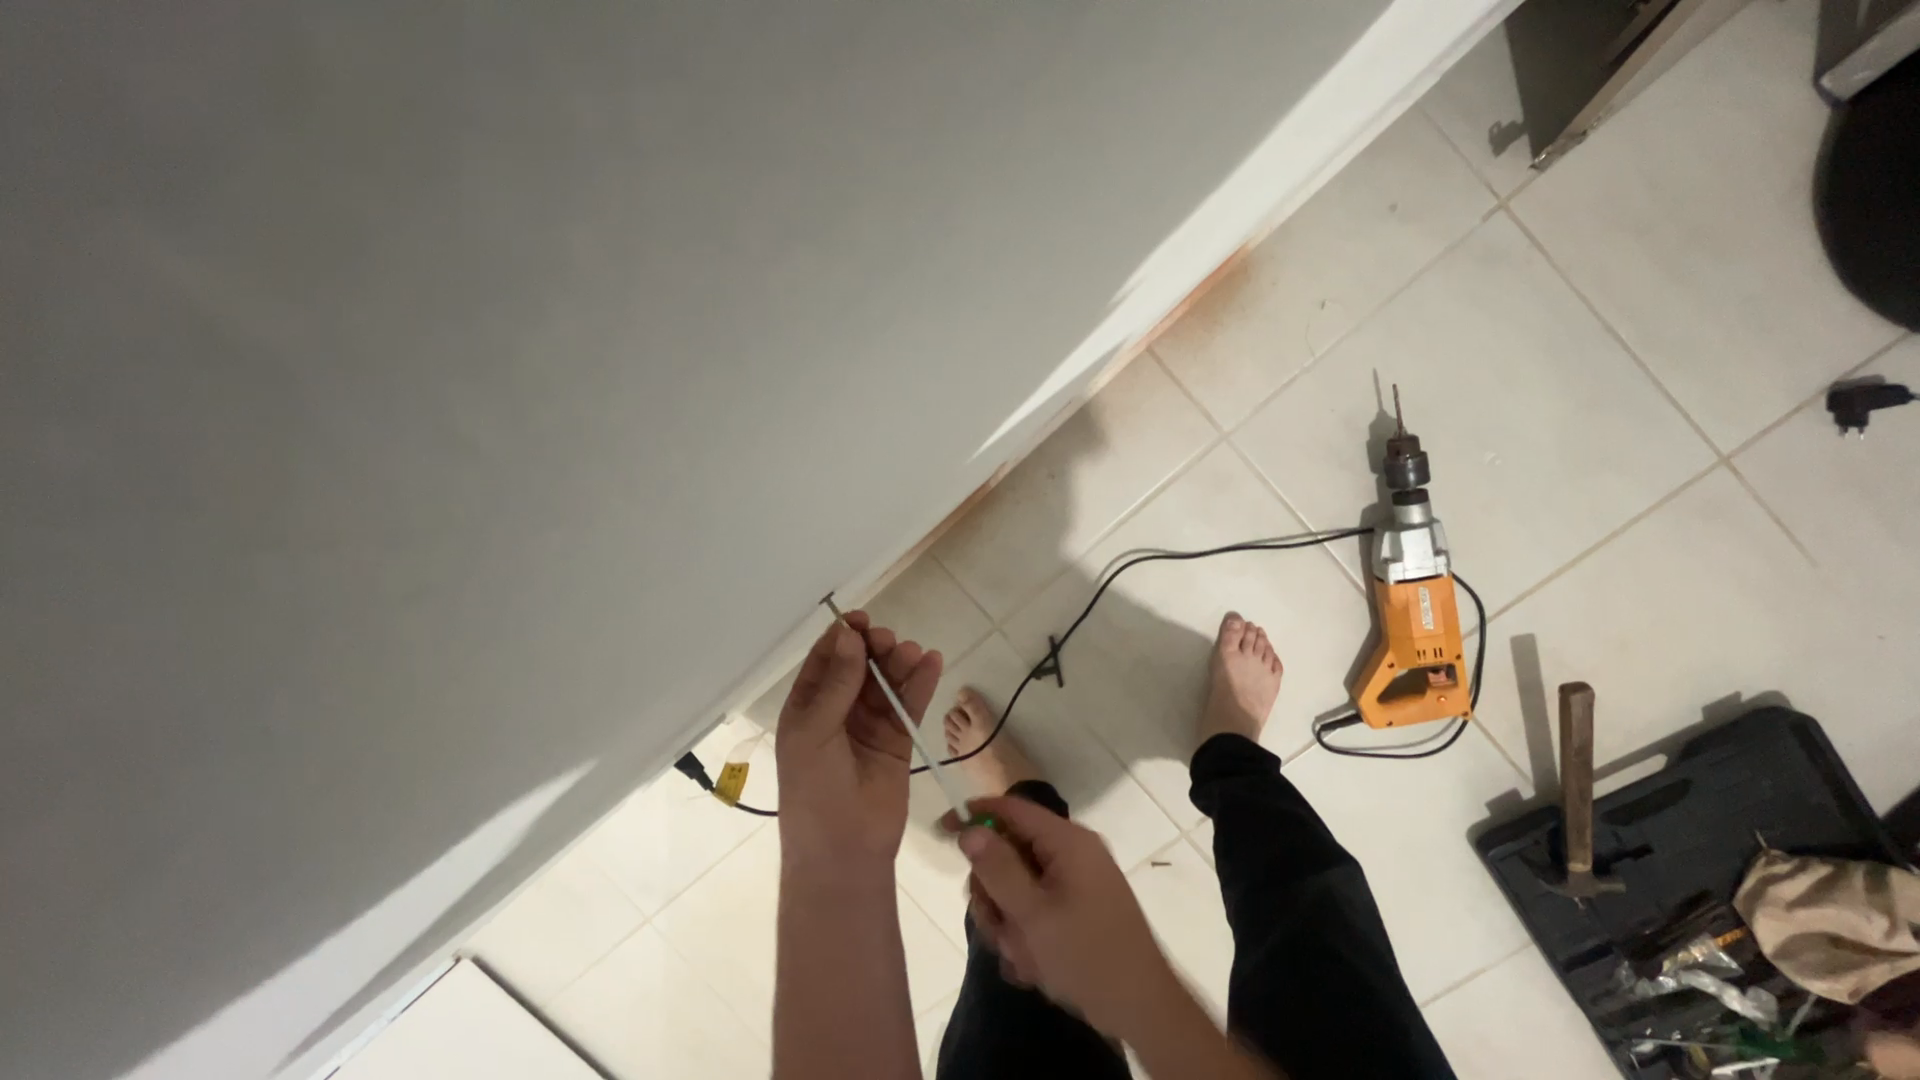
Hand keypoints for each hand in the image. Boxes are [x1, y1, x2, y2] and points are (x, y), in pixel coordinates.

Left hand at [775, 611, 942, 867]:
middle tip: (888, 642)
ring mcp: (869, 725)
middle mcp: (838, 711)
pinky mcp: (897, 741)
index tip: (861, 620)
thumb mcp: (814, 733)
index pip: (825, 660)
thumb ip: (836, 684)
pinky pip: (910, 705)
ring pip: (886, 683)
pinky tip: (932, 663)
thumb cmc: (814, 790)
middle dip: (874, 649)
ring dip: (899, 664)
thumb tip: (848, 635)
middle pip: (860, 666)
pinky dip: (921, 683)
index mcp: (807, 707)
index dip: (842, 637)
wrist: (844, 849)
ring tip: (914, 653)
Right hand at [952, 794, 1181, 1038]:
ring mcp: (1076, 881)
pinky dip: (1026, 932)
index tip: (941, 832)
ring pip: (1018, 885)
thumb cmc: (1086, 955)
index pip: (1011, 808)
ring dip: (1008, 919)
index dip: (973, 815)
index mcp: (1067, 841)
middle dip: (993, 891)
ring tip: (1020, 955)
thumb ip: (997, 869)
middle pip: (1009, 851)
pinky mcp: (1078, 907)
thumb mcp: (1033, 914)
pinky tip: (1033, 964)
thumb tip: (969, 830)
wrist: (1141, 1008)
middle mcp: (1072, 852)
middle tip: (995, 926)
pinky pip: (1035, 906)